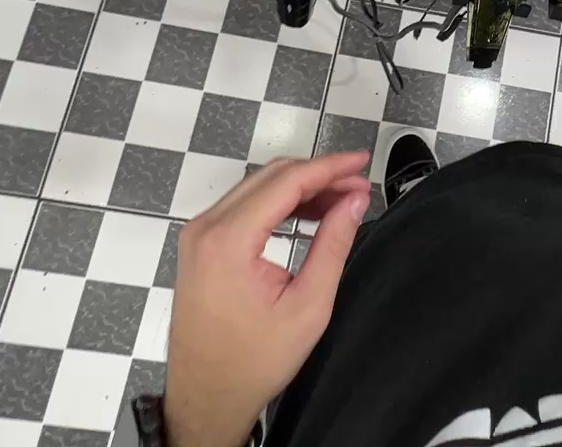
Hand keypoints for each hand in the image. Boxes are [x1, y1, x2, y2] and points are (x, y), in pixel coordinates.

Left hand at [164, 153, 371, 446]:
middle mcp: (206, 228)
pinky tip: (312, 210)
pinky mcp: (203, 241)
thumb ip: (334, 245)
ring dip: (303, 185)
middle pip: (273, 175)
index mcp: (227, 241)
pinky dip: (283, 200)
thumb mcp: (308, 306)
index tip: (361, 162)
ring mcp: (200, 233)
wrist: (206, 400)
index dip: (330, 167)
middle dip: (320, 174)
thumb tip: (355, 200)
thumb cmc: (251, 363)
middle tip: (357, 184)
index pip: (287, 180)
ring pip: (261, 185)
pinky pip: (248, 203)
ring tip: (342, 198)